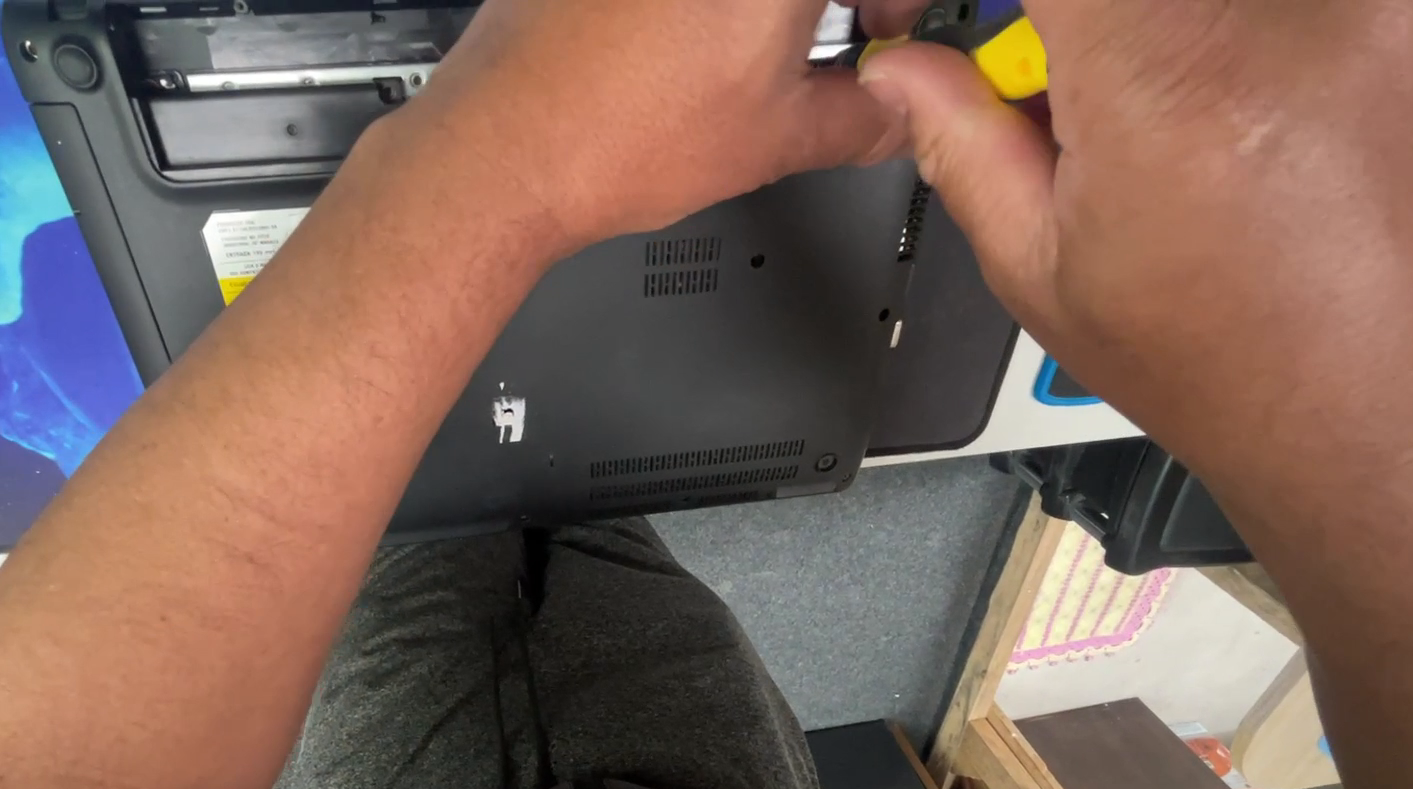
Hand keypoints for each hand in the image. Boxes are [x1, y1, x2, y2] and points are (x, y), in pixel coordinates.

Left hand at [370, 0, 922, 254]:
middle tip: (839, 38)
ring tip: (756, 48)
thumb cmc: (614, 138)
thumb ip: (859, 120)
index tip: (890, 29)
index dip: (903, 0)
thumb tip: (892, 113)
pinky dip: (712, 6)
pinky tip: (697, 33)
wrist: (508, 150)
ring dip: (774, 4)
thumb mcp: (773, 140)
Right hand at [855, 0, 1412, 465]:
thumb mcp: (1031, 263)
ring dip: (1153, 28)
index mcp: (1170, 89)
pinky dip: (1228, 27)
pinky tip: (1226, 84)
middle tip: (1063, 63)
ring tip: (1150, 88)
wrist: (1348, 384)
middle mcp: (1302, 12)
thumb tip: (902, 70)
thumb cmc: (1189, 347)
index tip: (993, 20)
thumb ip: (962, 143)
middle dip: (1077, 12)